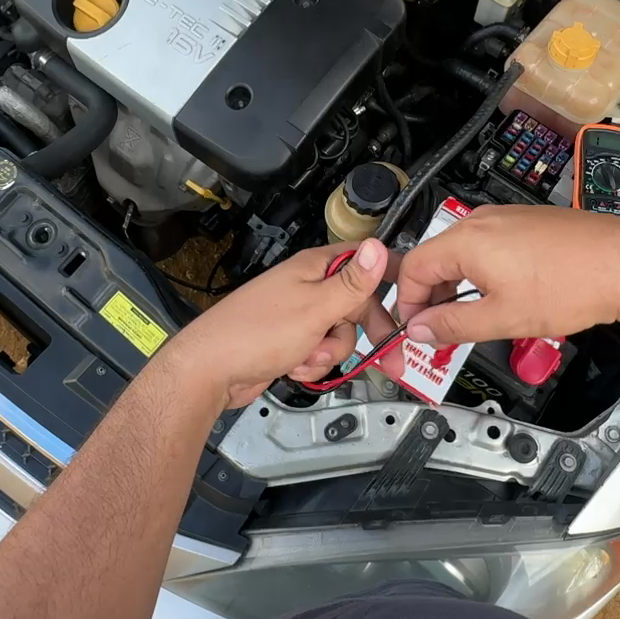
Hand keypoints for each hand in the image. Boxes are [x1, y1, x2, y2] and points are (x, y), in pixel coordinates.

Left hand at [156, 239, 395, 409]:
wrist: (210, 371)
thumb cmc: (256, 333)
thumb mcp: (316, 308)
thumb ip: (352, 283)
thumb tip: (379, 247)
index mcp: (315, 268)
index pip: (365, 265)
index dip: (388, 284)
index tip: (409, 308)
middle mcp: (307, 286)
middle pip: (356, 307)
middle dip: (364, 336)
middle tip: (390, 363)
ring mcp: (297, 314)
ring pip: (338, 334)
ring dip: (329, 354)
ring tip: (308, 359)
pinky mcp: (288, 339)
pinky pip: (317, 351)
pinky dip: (311, 364)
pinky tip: (294, 368)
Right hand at [394, 204, 619, 344]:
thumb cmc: (575, 284)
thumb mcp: (503, 318)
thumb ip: (452, 325)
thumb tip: (422, 329)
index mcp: (467, 239)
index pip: (412, 268)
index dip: (408, 303)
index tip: (415, 328)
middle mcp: (482, 221)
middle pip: (435, 258)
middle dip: (432, 296)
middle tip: (439, 329)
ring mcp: (505, 219)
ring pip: (462, 253)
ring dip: (458, 286)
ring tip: (474, 317)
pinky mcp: (525, 224)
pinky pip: (487, 246)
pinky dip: (481, 273)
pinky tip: (501, 296)